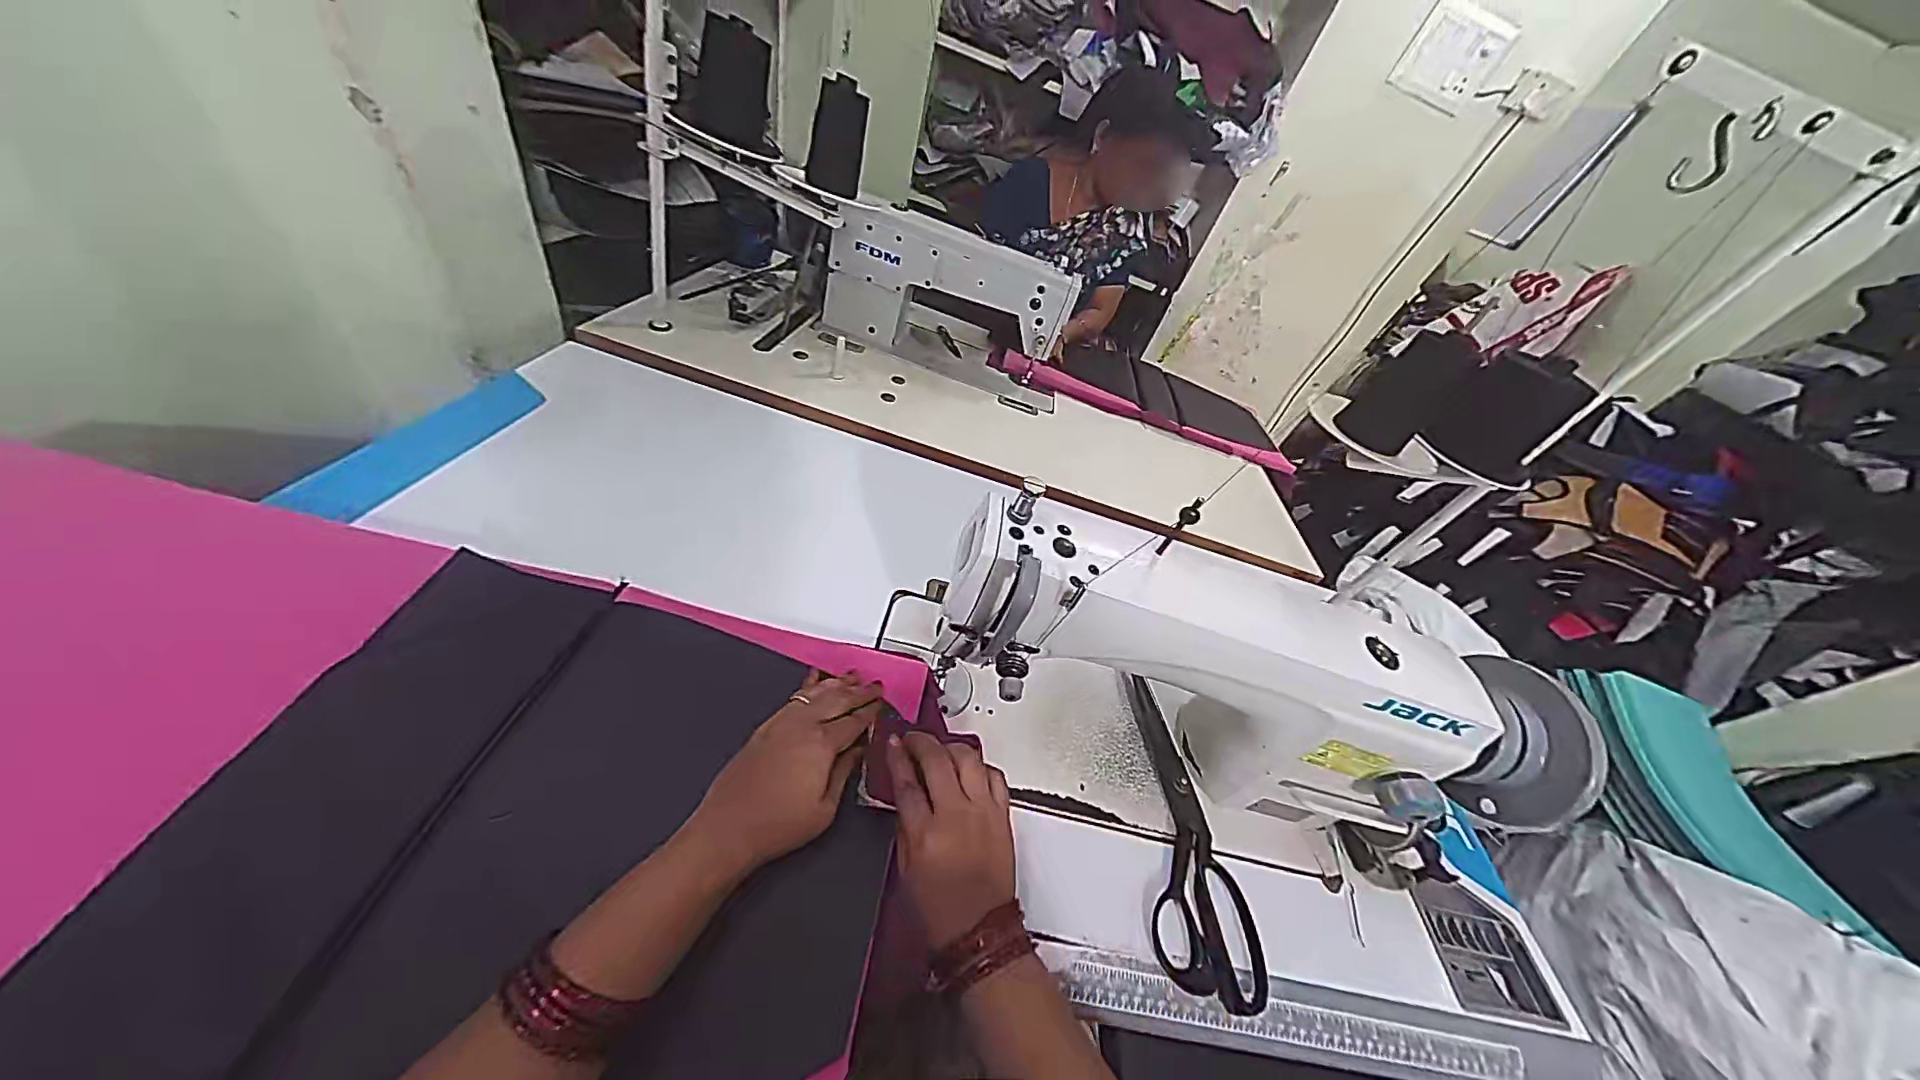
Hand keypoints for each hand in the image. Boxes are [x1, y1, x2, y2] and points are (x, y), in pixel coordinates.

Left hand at [685, 671, 882, 874]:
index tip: (881, 704)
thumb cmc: (775, 825)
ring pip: (816, 693)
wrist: (728, 828)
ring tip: (851, 677)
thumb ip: (844, 773)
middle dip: (860, 691)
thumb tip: (857, 754)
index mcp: (822, 745)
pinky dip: (809, 687)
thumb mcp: (825, 808)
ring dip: (837, 683)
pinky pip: (794, 698)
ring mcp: (781, 724)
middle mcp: (802, 727)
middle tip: (875, 686)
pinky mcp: (765, 728)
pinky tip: (815, 683)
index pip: (854, 720)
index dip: (871, 711)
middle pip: (838, 700)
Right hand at [886, 732, 1017, 947]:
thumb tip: (904, 792)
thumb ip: (904, 825)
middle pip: (937, 759)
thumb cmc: (940, 911)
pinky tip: (970, 767)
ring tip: (940, 747)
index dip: (897, 756)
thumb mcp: (905, 868)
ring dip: (950, 746)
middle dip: (921, 742)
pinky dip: (980, 766)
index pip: (907, 781)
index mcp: (925, 834)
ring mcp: (983, 813)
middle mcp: (956, 817)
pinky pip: (994, 776)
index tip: (893, 743)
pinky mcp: (1002, 816)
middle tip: (913, 739)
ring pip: (968, 758)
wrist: (979, 931)